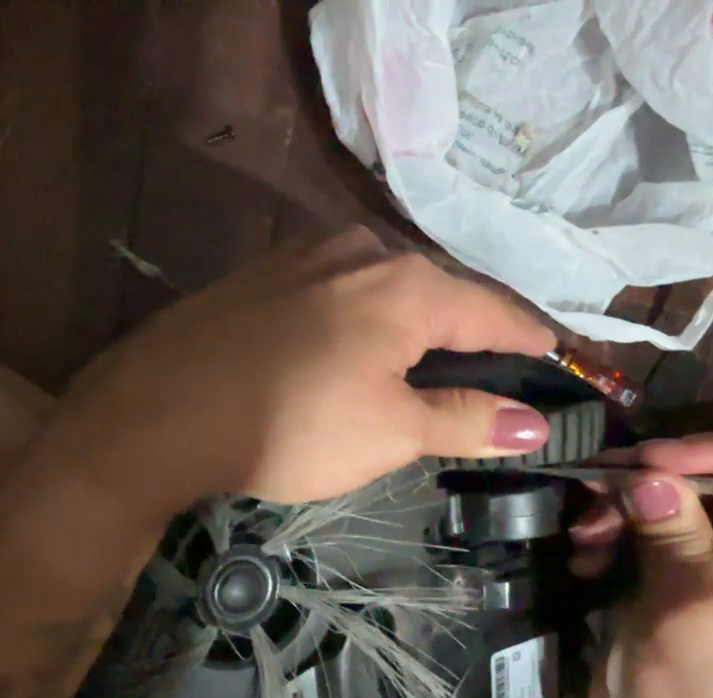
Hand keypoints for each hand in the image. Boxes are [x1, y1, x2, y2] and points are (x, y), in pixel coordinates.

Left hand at [49, 227, 556, 505]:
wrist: (158, 413)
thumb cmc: (291, 425)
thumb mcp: (389, 433)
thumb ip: (464, 421)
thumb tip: (534, 424)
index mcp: (410, 283)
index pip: (497, 313)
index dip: (532, 345)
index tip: (554, 368)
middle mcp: (364, 250)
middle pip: (443, 294)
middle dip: (472, 338)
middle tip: (490, 381)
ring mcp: (307, 256)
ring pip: (388, 290)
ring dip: (415, 329)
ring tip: (424, 373)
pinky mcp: (265, 275)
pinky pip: (341, 295)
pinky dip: (365, 323)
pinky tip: (353, 355)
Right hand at [571, 435, 712, 697]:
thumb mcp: (687, 621)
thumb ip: (673, 541)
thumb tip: (646, 474)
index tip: (657, 459)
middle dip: (662, 481)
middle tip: (597, 484)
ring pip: (685, 503)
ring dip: (629, 509)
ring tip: (584, 535)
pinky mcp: (688, 584)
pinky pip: (656, 534)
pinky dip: (619, 535)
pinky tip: (586, 555)